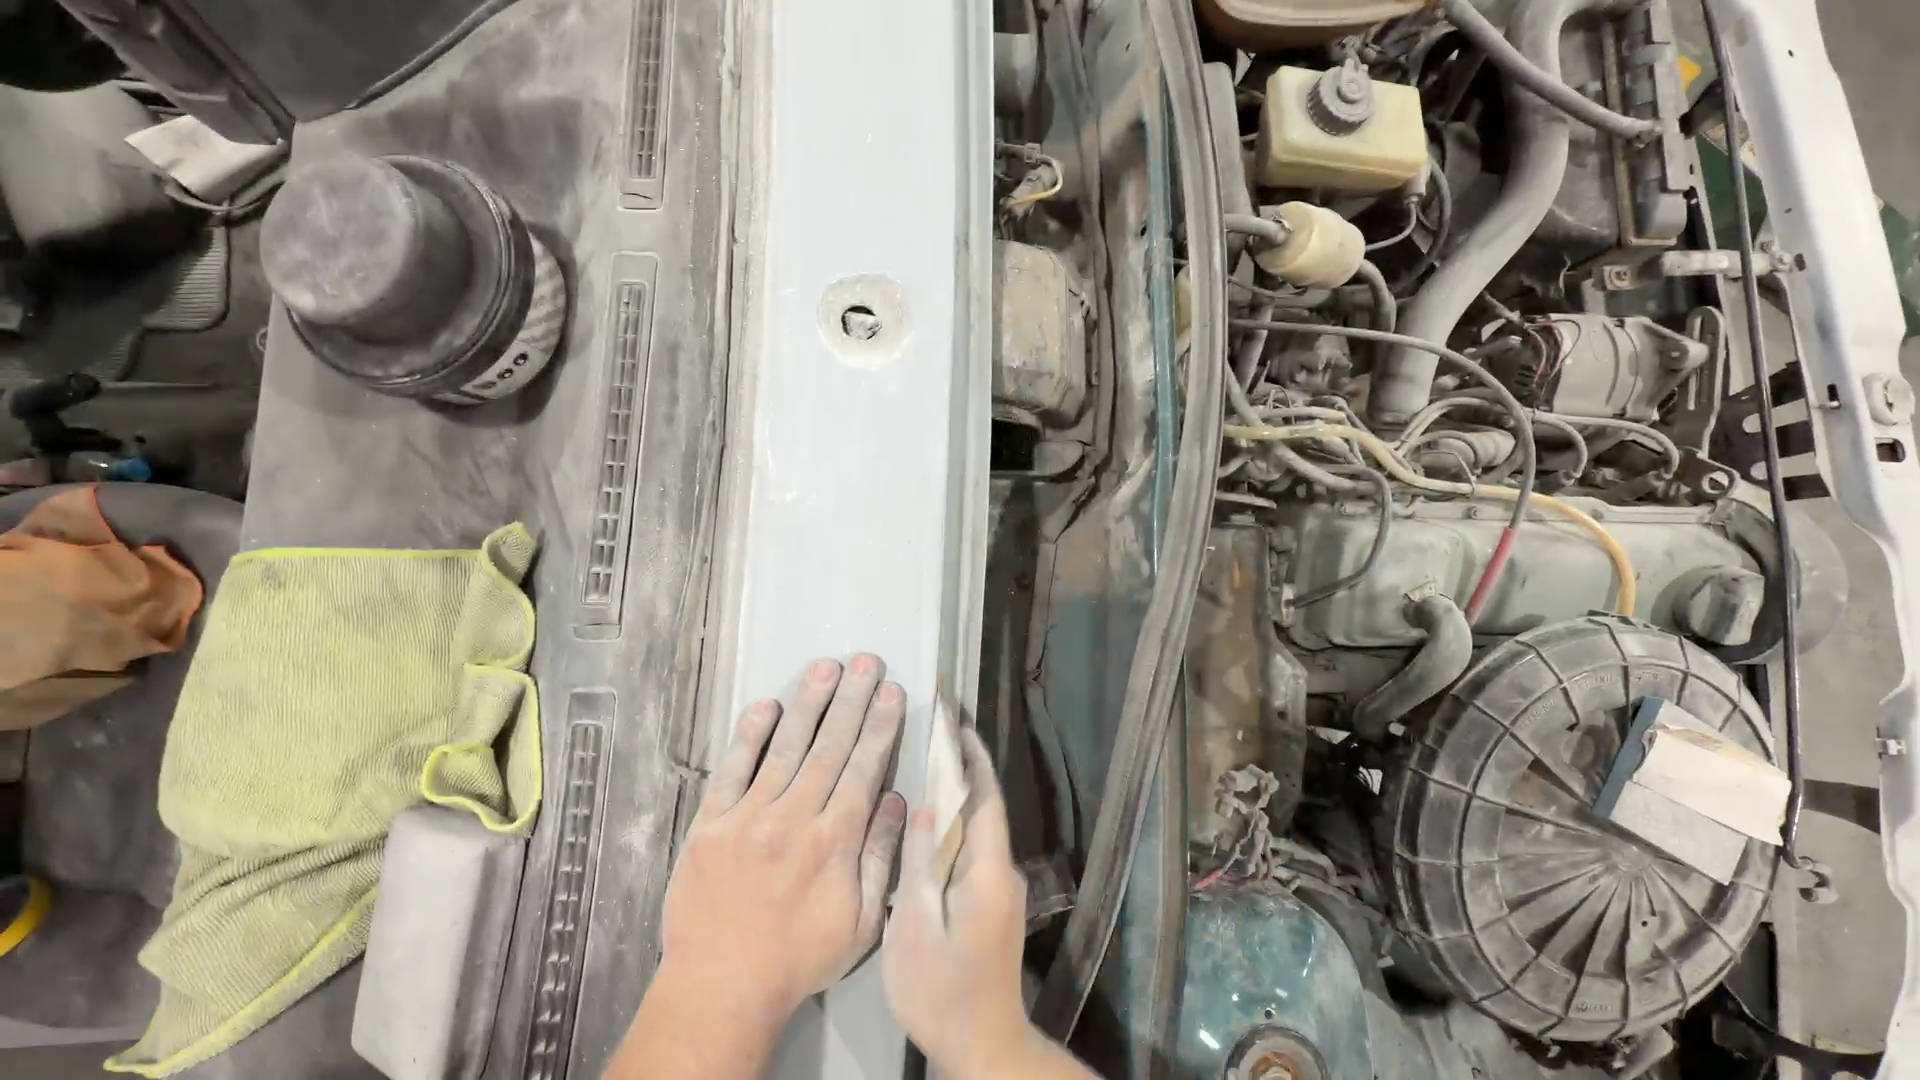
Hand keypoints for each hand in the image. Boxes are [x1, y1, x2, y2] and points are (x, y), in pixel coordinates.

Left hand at [612, 655, 906, 1078]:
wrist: (720, 985)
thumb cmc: (799, 958)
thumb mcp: (859, 923)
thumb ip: (879, 858)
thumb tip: (896, 801)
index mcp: (833, 842)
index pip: (863, 769)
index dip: (880, 727)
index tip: (892, 692)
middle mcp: (792, 818)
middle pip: (828, 747)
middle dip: (852, 701)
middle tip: (866, 662)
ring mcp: (747, 816)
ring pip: (784, 748)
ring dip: (808, 704)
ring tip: (826, 668)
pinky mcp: (710, 822)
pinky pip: (732, 769)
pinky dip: (749, 735)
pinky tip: (765, 705)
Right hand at [884, 728, 1081, 1078]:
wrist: (982, 1046)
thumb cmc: (942, 989)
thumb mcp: (916, 927)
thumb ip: (921, 863)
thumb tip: (925, 806)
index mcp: (989, 873)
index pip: (986, 800)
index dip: (974, 760)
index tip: (957, 723)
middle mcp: (1003, 874)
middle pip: (984, 811)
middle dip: (963, 771)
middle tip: (930, 738)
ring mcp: (1000, 892)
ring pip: (977, 832)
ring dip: (956, 799)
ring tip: (923, 770)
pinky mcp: (991, 907)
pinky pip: (972, 853)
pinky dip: (953, 830)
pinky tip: (926, 827)